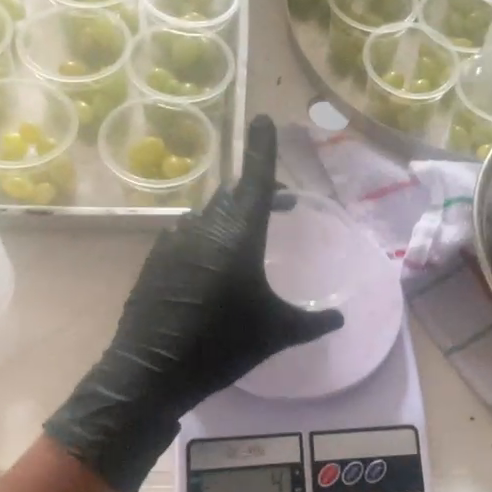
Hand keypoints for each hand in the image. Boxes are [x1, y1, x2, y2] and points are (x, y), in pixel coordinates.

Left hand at [45, 116, 343, 491]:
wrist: (151, 372)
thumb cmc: (222, 347)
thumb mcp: (276, 334)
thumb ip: (312, 322)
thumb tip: (339, 319)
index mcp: (238, 237)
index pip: (254, 180)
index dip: (262, 148)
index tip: (264, 119)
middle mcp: (204, 229)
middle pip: (233, 196)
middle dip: (258, 192)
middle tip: (280, 203)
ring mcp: (174, 243)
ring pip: (208, 216)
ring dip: (231, 217)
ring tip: (248, 238)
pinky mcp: (155, 261)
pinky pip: (187, 237)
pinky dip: (206, 239)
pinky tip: (213, 268)